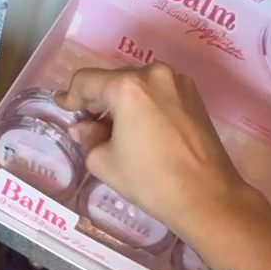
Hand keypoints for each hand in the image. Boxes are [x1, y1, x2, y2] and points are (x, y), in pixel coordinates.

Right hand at [56, 64, 266, 243]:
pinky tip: (140, 130)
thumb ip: (88, 138)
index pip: (86, 81)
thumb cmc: (150, 180)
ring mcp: (178, 82)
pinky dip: (143, 105)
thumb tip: (84, 128)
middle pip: (113, 80)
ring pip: (137, 86)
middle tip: (87, 124)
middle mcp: (154, 74)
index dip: (70, 95)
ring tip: (115, 131)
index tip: (64, 107)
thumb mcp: (104, 162)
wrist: (206, 195)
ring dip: (121, 103)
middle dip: (97, 100)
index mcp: (127, 86)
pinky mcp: (194, 96)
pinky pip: (157, 93)